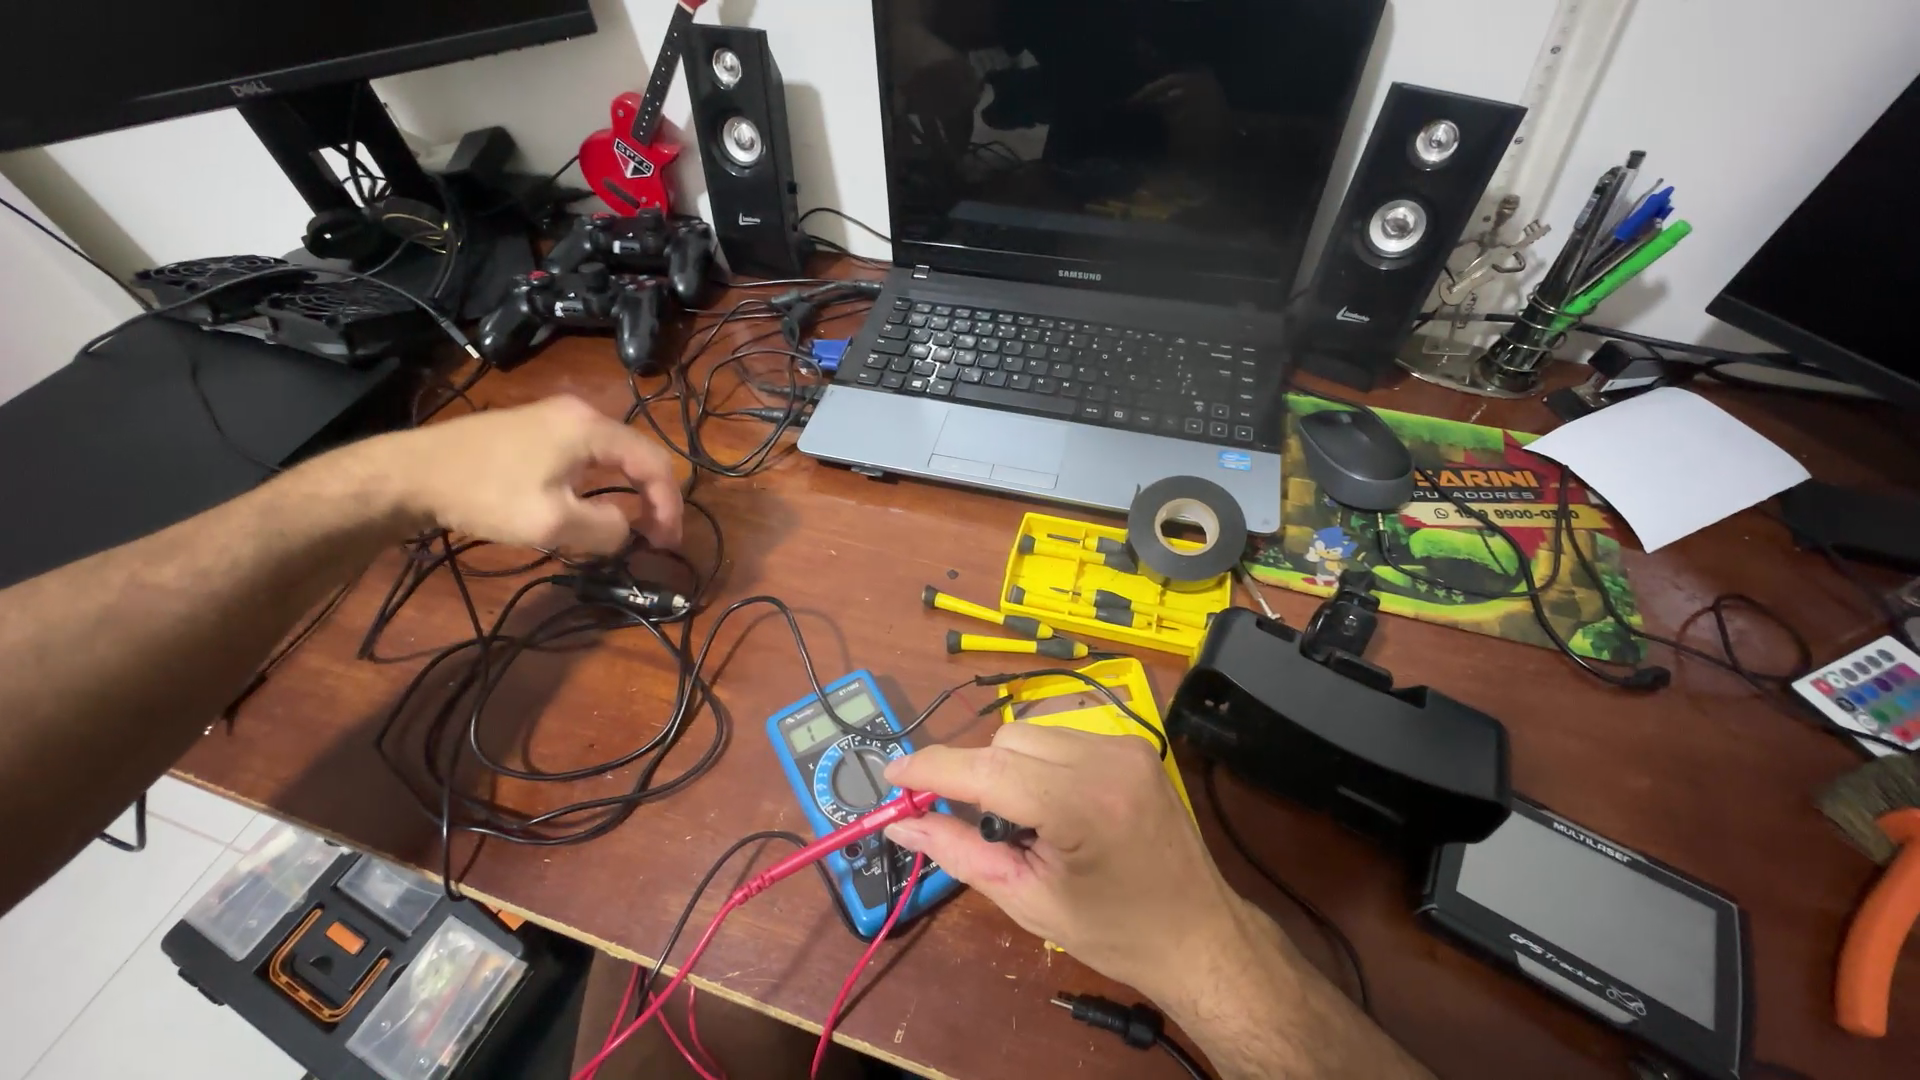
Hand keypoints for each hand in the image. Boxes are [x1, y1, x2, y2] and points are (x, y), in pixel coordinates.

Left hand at [370, 395, 681, 552]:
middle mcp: (581, 413)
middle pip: (639, 455)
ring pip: (614, 456)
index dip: (670, 505)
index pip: (655, 463)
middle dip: (654, 499)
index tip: (667, 544)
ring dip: (630, 492)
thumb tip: (627, 530)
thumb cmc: (484, 495)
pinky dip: (605, 483)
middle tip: (654, 537)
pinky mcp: (535, 428)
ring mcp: (556, 417)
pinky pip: (589, 455)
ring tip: (630, 526)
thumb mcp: (552, 523)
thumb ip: (605, 529)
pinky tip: (594, 505)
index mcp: (591, 428)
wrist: (410, 473)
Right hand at [883, 726, 1254, 1004]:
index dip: (933, 768)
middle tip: (977, 825)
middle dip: (976, 775)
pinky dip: (1040, 762)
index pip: (988, 770)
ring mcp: (1124, 746)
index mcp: (1081, 807)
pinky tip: (1054, 804)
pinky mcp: (1133, 744)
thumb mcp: (1027, 901)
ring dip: (1007, 766)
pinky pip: (1060, 736)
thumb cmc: (1113, 931)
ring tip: (1025, 820)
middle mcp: (1105, 760)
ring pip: (1029, 733)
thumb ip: (959, 852)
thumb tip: (903, 822)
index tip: (893, 775)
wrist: (1199, 933)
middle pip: (1005, 743)